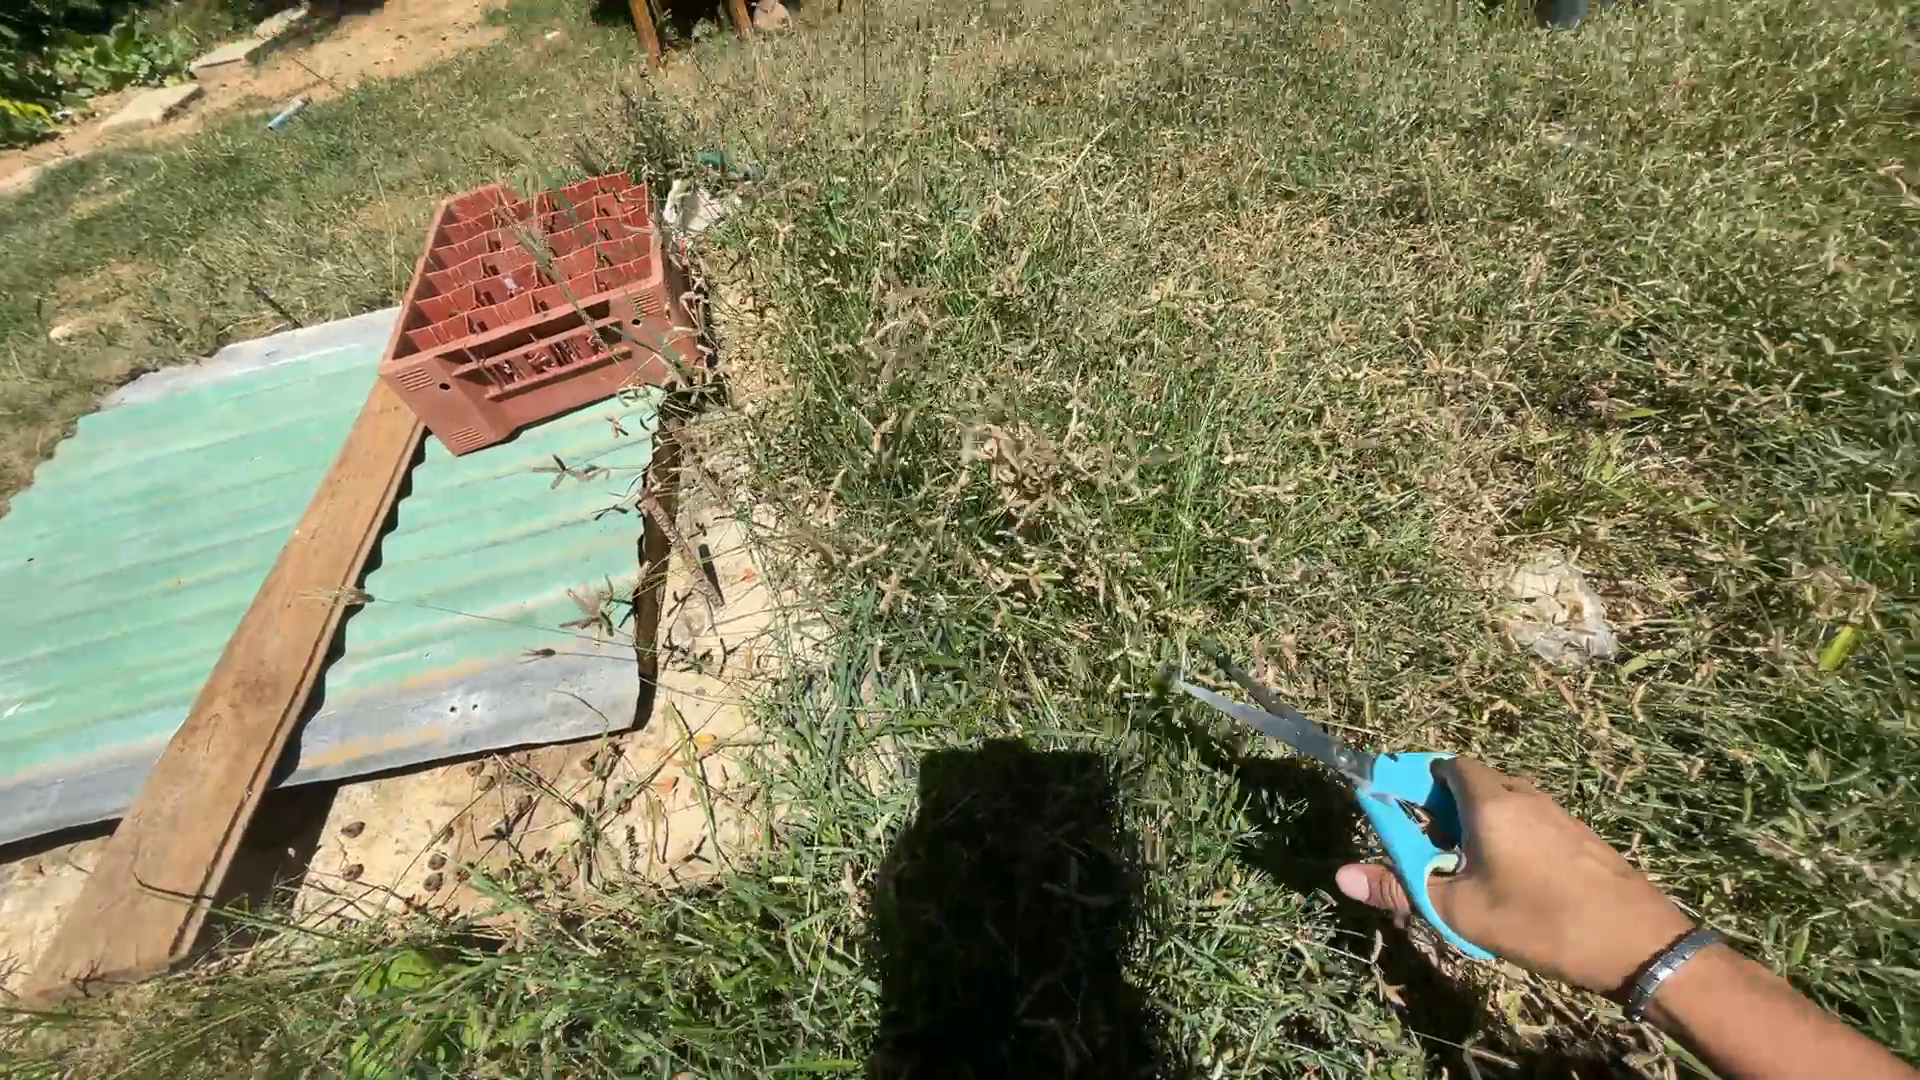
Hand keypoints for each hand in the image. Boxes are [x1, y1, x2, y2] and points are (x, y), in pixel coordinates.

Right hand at [1335, 756, 1694, 993]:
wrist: (1651, 952)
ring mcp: (1560, 815)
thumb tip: (1341, 876)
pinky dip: (1511, 834)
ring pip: (1503, 801)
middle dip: (1445, 805)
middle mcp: (1523, 795)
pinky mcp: (1584, 838)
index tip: (1406, 812)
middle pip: (1471, 780)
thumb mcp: (1461, 910)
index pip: (1444, 764)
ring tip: (1474, 866)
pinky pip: (1532, 819)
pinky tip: (1517, 879)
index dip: (1418, 781)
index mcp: (1489, 801)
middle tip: (1437, 846)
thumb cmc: (1543, 922)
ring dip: (1479, 821)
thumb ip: (1399, 888)